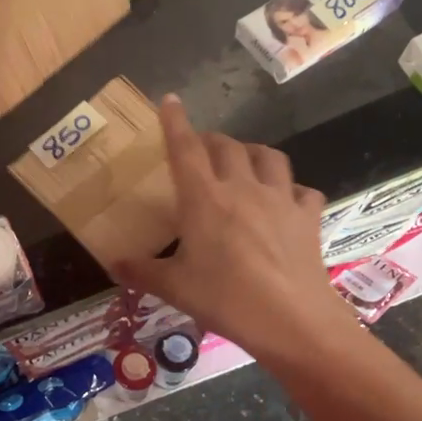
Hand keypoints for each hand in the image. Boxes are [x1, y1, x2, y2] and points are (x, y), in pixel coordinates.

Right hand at [112, 95, 357, 362]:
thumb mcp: (173, 288)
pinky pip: (301, 190)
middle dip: (211, 140)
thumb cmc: (224, 298)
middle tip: (198, 149)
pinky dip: (289, 188)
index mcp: (204, 199)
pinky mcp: (308, 218)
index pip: (186, 149)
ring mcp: (280, 200)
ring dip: (251, 152)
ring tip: (241, 161)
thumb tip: (113, 265)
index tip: (169, 100)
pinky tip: (283, 200)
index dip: (175, 123)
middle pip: (227, 147)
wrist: (291, 320)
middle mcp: (243, 188)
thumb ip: (141, 271)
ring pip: (268, 157)